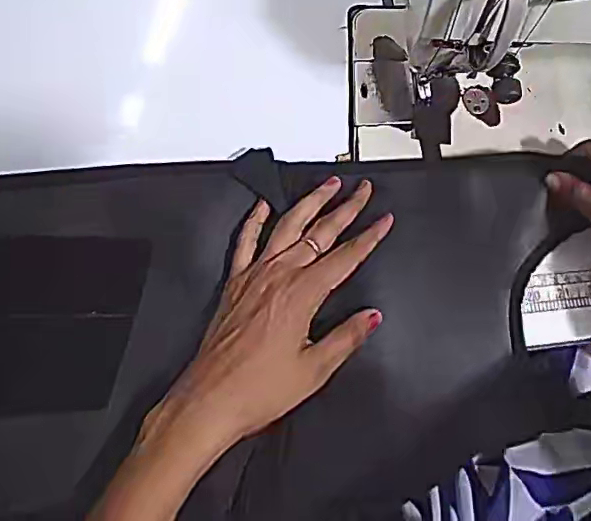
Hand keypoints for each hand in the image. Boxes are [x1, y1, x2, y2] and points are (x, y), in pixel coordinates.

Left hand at [159, 176, 393, 445]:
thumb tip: (370, 317)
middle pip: (322, 231)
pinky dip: (256, 219)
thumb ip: (347, 338)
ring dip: (312, 201)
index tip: (384, 221)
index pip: (346, 256)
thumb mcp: (314, 371)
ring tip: (328, 186)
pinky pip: (246, 240)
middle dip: (348, 207)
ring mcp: (255, 275)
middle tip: (363, 191)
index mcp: (302, 294)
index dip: (370, 236)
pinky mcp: (235, 282)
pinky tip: (264, 206)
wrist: (206, 404)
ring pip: (289, 225)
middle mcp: (279, 276)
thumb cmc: (254, 391)